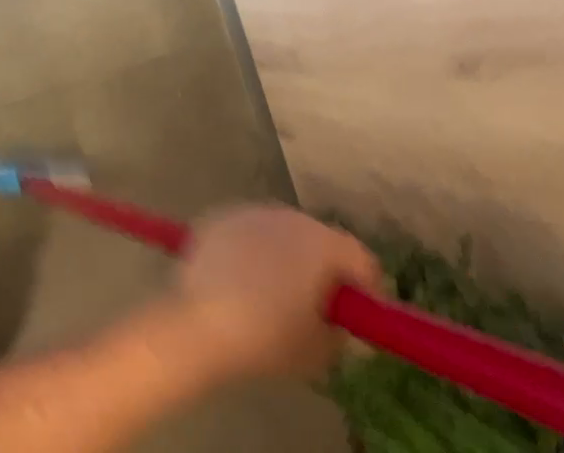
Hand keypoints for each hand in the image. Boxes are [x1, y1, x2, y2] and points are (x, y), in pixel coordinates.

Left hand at [171, 204, 379, 381]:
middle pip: (320, 240)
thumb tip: (337, 321)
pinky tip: (238, 279)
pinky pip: (247, 233)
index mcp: (323, 245)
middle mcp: (290, 218)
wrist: (199, 326)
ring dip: (285, 255)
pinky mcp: (219, 218)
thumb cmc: (267, 339)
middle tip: (313, 304)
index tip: (355, 315)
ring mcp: (251, 213)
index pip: (361, 259)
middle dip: (322, 268)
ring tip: (270, 291)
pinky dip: (250, 251)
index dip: (364, 288)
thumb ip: (340, 330)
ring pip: (281, 233)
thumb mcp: (321, 350)